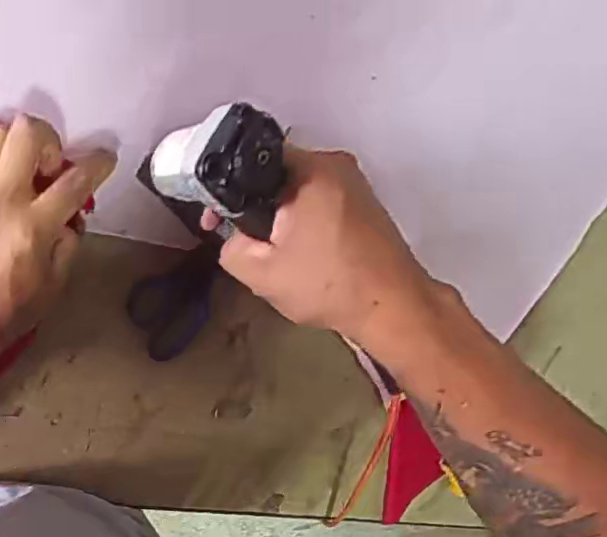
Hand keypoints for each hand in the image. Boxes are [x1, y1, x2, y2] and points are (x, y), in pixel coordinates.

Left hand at [0, 114, 115, 349]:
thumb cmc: (14, 309)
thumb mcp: (55, 284)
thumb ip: (68, 246)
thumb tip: (70, 219)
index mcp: (35, 225)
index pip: (74, 182)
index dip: (97, 165)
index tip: (105, 158)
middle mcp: (4, 199)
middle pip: (28, 132)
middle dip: (48, 141)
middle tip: (48, 169)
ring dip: (14, 149)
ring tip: (18, 174)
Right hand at [202, 147, 439, 344]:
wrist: (390, 305)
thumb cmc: (329, 286)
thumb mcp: (261, 275)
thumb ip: (231, 249)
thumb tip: (231, 237)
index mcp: (308, 170)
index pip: (250, 162)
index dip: (225, 192)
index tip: (216, 221)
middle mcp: (334, 164)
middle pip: (276, 178)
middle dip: (257, 211)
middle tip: (251, 247)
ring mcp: (354, 183)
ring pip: (298, 193)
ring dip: (282, 222)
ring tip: (280, 259)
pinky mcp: (364, 204)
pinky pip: (321, 205)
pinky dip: (306, 227)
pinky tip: (305, 259)